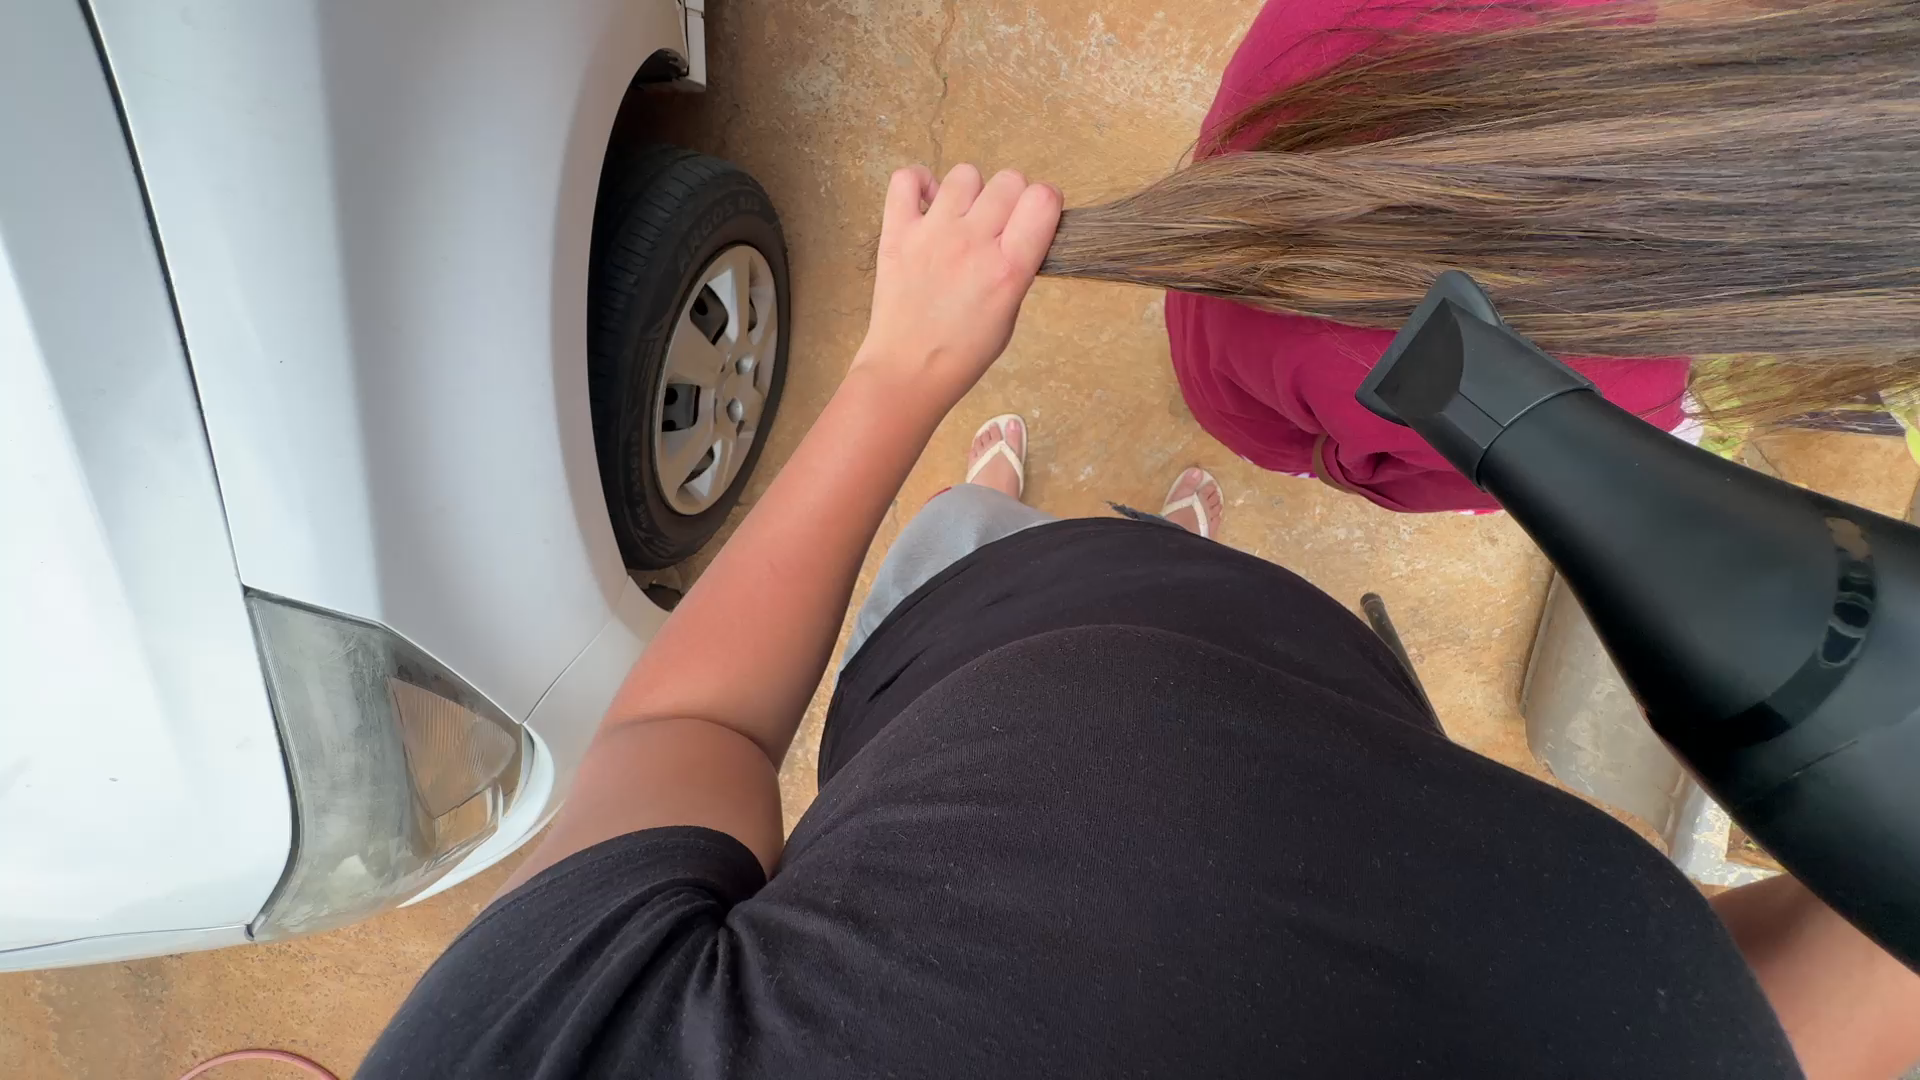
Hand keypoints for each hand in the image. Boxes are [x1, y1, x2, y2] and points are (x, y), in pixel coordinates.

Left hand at [852, 163, 1062, 410]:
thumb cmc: (962, 355)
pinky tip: (926, 208)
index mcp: (1008, 269)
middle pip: (1009, 181)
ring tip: (959, 223)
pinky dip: (919, 185)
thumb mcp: (1009, 318)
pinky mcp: (897, 233)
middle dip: (1009, 200)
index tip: (1034, 219)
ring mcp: (933, 234)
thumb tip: (1019, 233)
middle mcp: (972, 243)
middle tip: (996, 229)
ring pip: (965, 174)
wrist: (908, 372)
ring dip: (969, 194)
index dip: (1044, 204)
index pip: (1042, 200)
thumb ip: (1017, 270)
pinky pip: (907, 179)